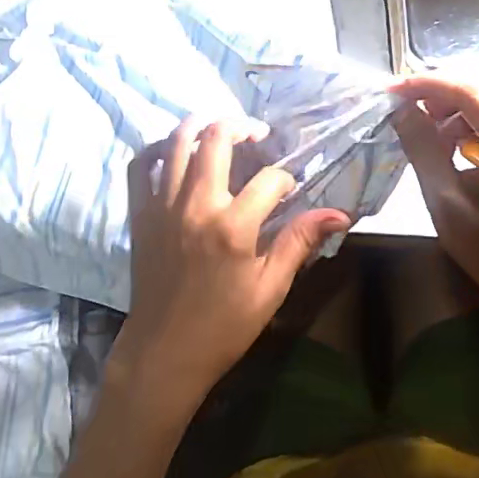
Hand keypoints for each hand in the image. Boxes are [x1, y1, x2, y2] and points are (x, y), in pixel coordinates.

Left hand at [114, 117, 350, 407]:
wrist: (164, 352)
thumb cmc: (223, 326)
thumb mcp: (270, 289)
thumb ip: (299, 243)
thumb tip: (340, 213)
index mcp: (233, 227)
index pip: (269, 179)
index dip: (286, 179)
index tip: (288, 191)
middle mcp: (195, 205)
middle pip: (217, 138)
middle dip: (244, 128)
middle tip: (258, 135)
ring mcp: (162, 205)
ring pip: (178, 141)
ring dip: (202, 125)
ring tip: (221, 131)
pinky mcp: (139, 213)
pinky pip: (140, 165)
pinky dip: (157, 148)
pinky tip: (176, 151)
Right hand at [391, 72, 478, 343]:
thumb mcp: (446, 202)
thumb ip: (423, 148)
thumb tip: (399, 107)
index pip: (478, 94)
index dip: (432, 84)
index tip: (394, 88)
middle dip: (443, 85)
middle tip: (407, 102)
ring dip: (458, 95)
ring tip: (427, 119)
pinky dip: (474, 108)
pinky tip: (452, 130)